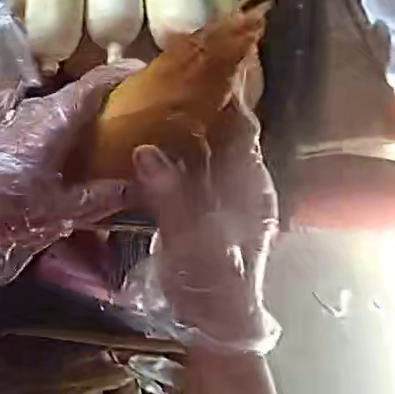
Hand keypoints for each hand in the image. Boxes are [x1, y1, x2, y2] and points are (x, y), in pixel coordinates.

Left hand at [0, 62, 142, 268]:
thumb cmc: (9, 205)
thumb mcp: (63, 209)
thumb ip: (103, 195)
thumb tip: (140, 184)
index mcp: (56, 118)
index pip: (96, 82)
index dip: (124, 73)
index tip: (153, 73)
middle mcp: (42, 110)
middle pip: (85, 91)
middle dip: (117, 95)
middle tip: (150, 108)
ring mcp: (26, 119)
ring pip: (70, 106)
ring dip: (97, 112)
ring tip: (127, 129)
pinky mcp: (17, 134)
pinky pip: (57, 120)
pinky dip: (79, 126)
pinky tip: (91, 149)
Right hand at [128, 102, 280, 353]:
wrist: (216, 328)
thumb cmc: (214, 286)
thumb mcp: (193, 244)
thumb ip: (171, 197)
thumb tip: (145, 149)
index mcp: (250, 186)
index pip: (242, 128)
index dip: (227, 95)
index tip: (200, 65)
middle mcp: (241, 183)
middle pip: (224, 132)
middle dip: (200, 103)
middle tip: (163, 77)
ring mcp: (221, 194)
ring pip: (206, 147)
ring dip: (186, 123)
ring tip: (153, 98)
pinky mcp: (202, 205)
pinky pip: (190, 165)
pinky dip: (174, 147)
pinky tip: (149, 139)